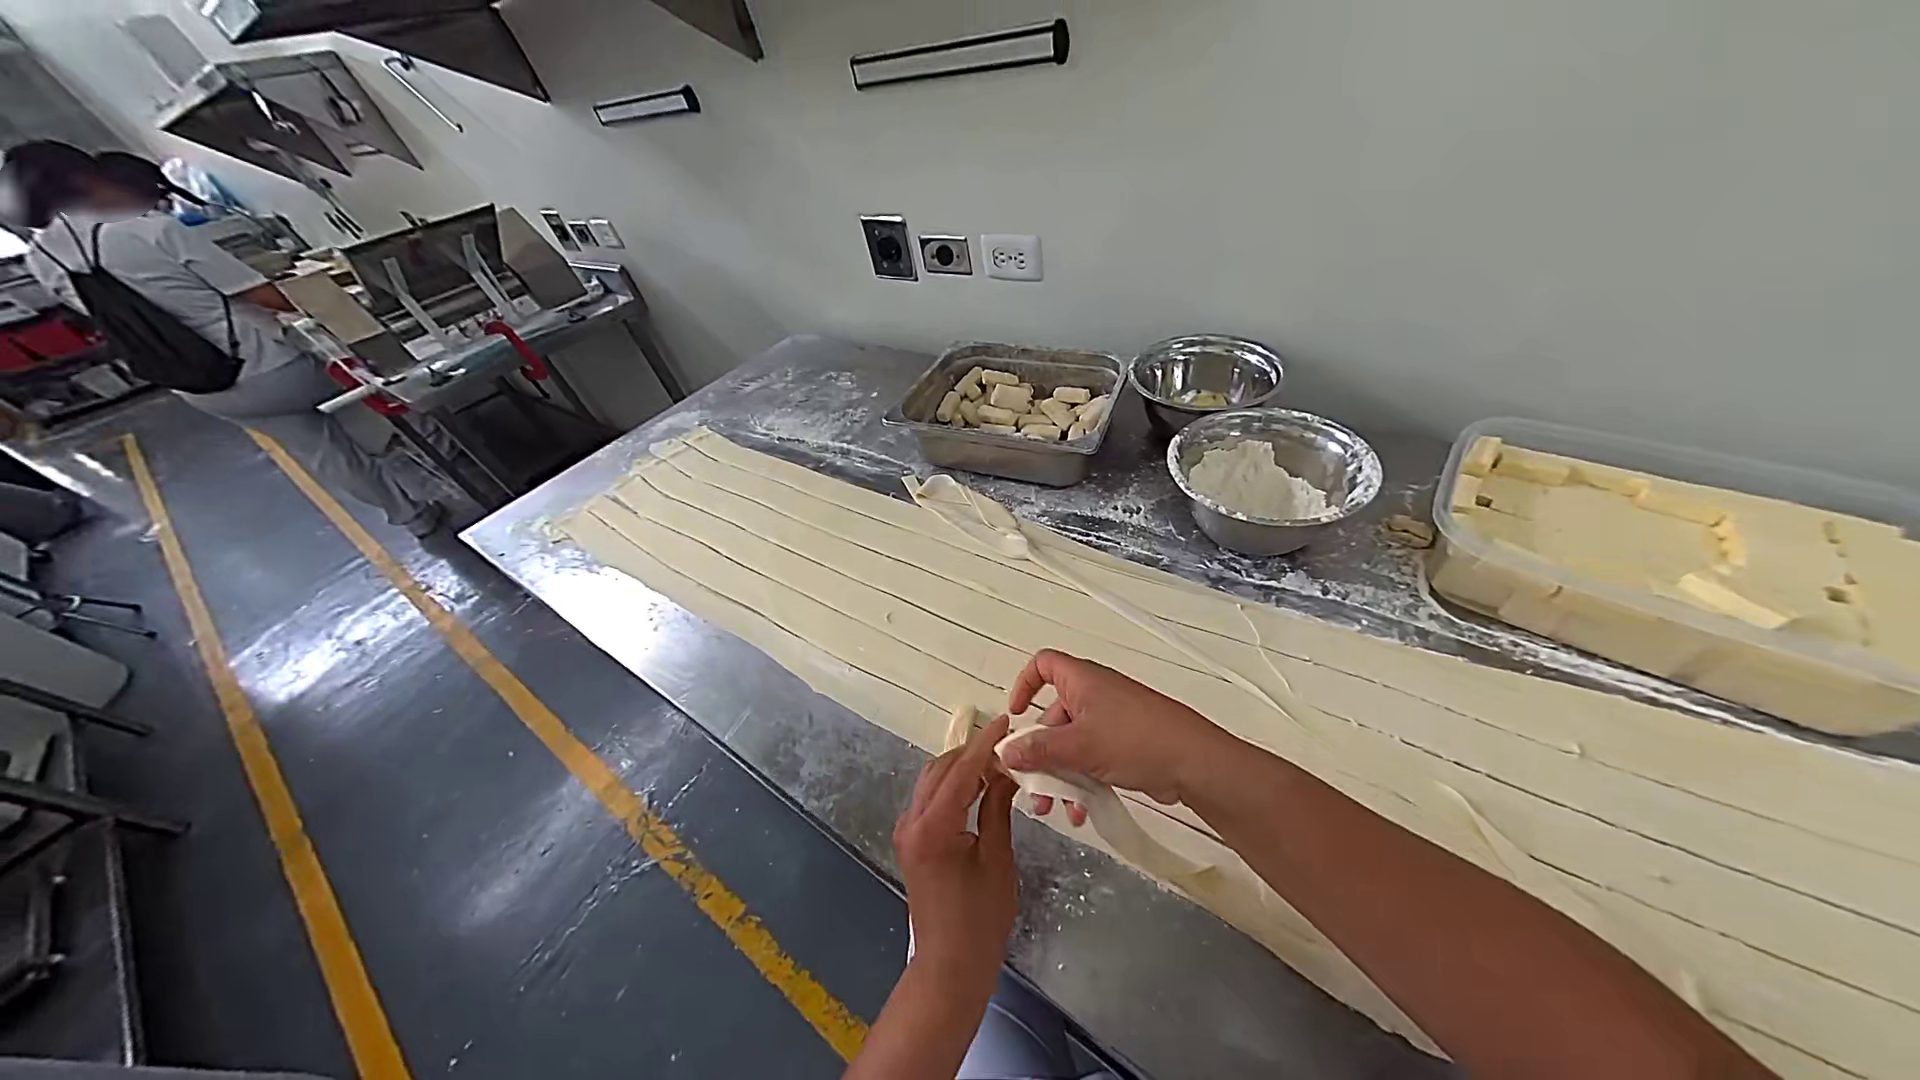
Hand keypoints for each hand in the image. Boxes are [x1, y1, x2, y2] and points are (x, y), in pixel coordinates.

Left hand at [895, 713, 1018, 986]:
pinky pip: (931, 798)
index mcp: (932, 826)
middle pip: (941, 770)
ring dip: (962, 767)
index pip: (960, 771)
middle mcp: (911, 821)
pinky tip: (978, 785)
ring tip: (997, 760)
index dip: (984, 744)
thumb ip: (997, 808)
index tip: (1005, 723)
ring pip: (933, 781)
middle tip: (1006, 744)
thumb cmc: (979, 919)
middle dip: (972, 752)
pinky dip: (954, 785)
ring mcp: (907, 830)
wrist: (949, 965)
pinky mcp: (912, 839)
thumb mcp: (997, 859)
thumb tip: (1007, 772)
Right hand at [1001, 649, 1237, 823]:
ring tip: (1052, 806)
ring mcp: (1110, 721)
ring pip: (1071, 744)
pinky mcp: (1124, 744)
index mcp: (1081, 681)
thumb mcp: (1078, 746)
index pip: (1043, 665)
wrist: (1195, 763)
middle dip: (1038, 752)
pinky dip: (1081, 780)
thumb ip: (1038, 750)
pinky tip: (1079, 810)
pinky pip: (1090, 758)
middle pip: (1052, 716)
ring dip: (1058, 774)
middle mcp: (1094, 695)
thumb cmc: (1135, 740)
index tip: (1015, 715)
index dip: (1024, 684)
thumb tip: (1005, 752)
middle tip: (1030, 784)